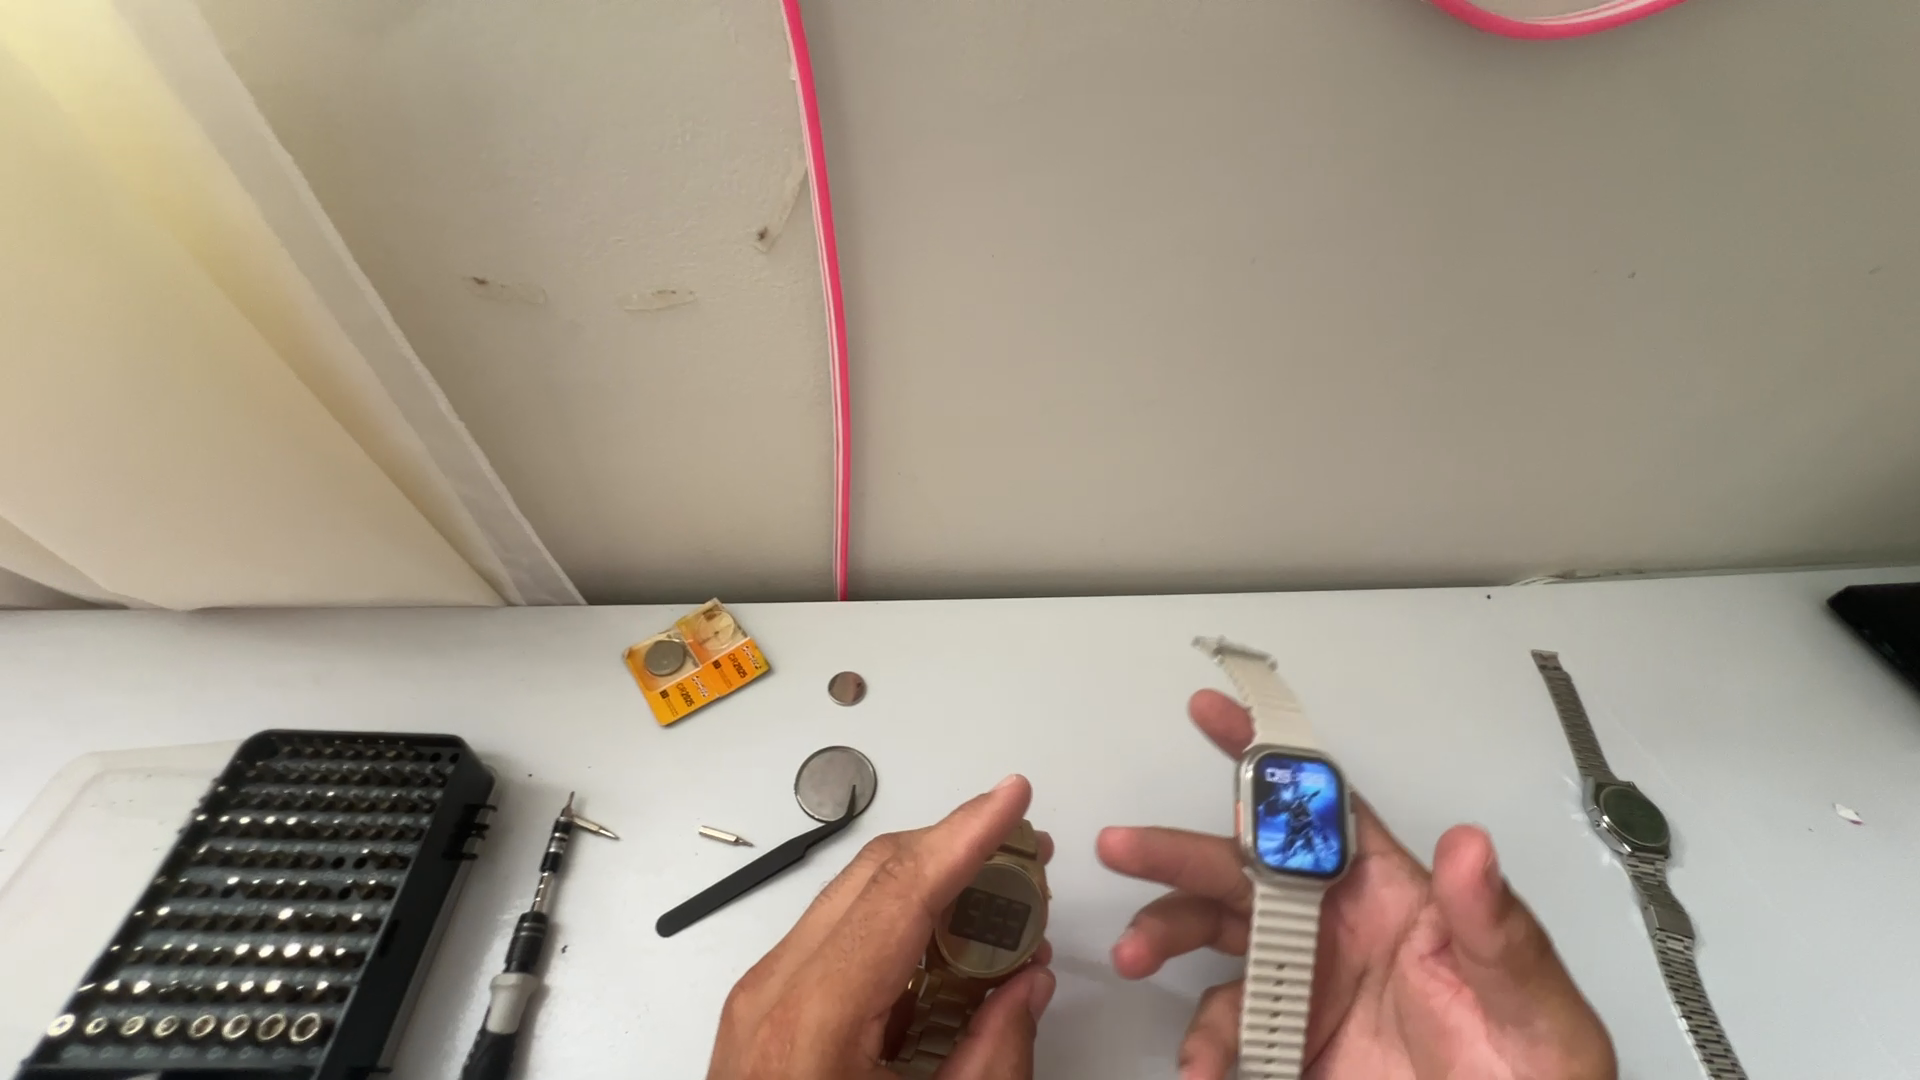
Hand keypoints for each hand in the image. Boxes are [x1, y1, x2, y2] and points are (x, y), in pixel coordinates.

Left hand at [707, 775, 1056, 1079]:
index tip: (1013, 793)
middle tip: (1026, 845)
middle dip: (958, 843)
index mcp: (811, 1020)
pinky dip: (904, 917)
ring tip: (1000, 885)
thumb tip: (1030, 978)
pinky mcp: (768, 998)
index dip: (966, 833)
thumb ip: (992, 1057)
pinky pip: (846, 929)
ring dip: (934, 875)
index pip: (902, 890)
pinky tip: (950, 937)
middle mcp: (775, 984)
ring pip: (861, 890)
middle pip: (878, 871)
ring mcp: (764, 988)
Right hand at [1099, 691, 1616, 1079]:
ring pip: (1212, 931)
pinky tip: (1201, 1067)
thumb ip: (1496, 931)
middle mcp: (1329, 920)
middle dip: (1174, 850)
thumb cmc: (1530, 1078)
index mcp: (1384, 890)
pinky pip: (1225, 1019)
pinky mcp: (1285, 1035)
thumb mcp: (1533, 1009)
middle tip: (1119, 846)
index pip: (1318, 805)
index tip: (1208, 711)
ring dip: (1163, 932)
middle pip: (1238, 865)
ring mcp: (1302, 976)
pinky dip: (1202, 1041)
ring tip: (1131, 955)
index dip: (1263, 755)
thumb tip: (1468, 843)